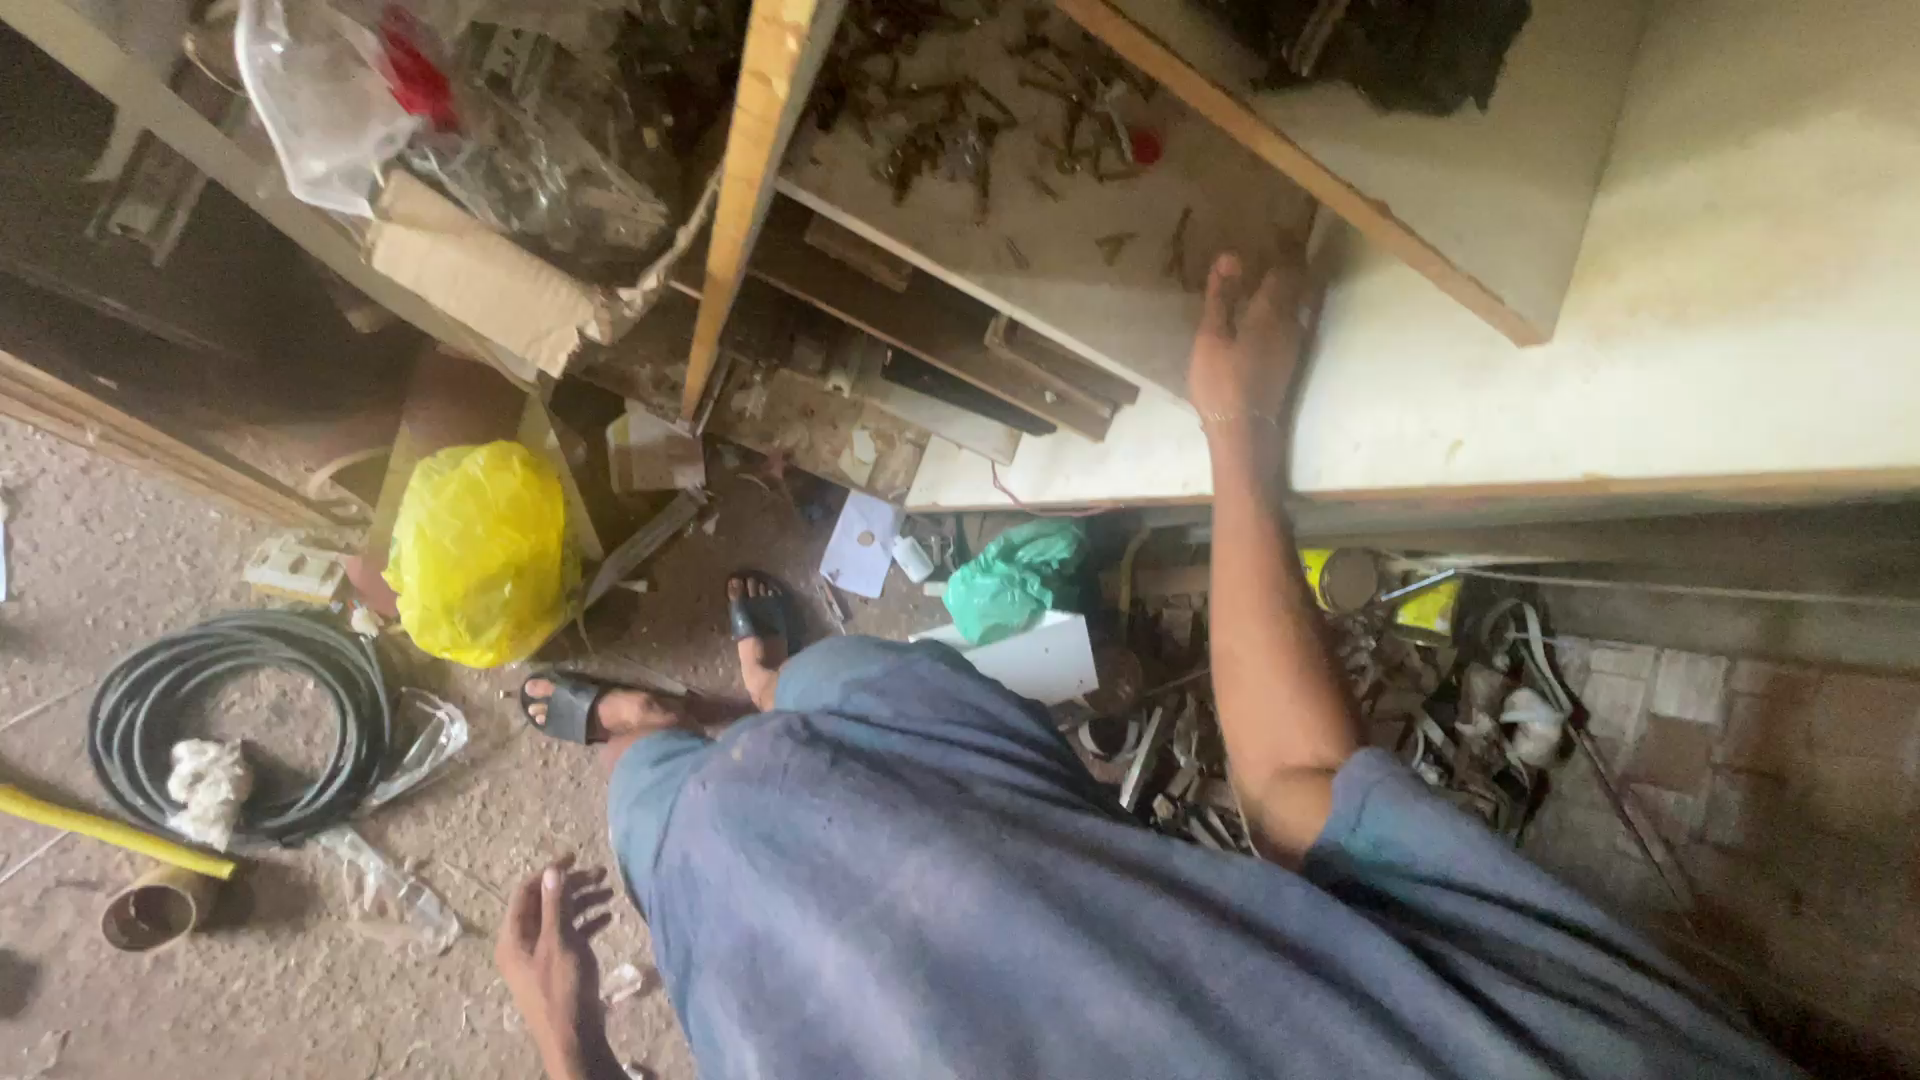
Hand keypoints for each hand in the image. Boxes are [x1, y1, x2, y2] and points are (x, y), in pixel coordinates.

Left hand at [495, 854, 620, 1079]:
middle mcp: (523, 943)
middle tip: (602, 874)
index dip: (549, 871)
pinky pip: (570, 933)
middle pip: (546, 902)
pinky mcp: (557, 964)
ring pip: (560, 916)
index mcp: (514, 937)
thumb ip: (556, 905)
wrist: (572, 1036)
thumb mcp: (559, 942)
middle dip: (573, 884)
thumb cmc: (562, 987)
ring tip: (610, 892)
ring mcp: (540, 954)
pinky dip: (587, 921)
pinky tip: (609, 917)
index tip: (576, 856)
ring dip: (583, 901)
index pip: (526, 892)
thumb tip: (552, 870)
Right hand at [1188, 249, 1316, 448]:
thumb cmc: (1222, 382)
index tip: (1271, 232)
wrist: (1244, 432)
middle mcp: (1292, 323)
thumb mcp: (1211, 338)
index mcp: (1272, 312)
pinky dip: (1279, 311)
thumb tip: (1230, 256)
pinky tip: (1260, 317)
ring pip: (1295, 305)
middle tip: (1268, 252)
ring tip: (1260, 282)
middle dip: (1285, 266)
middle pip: (1296, 285)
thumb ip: (1221, 298)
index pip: (1285, 268)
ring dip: (1283, 290)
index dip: (1280, 248)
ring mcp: (1294, 345)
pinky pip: (1290, 323)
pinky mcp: (1289, 362)